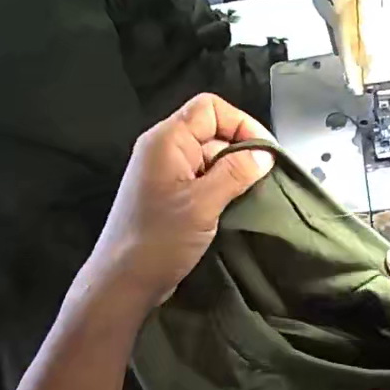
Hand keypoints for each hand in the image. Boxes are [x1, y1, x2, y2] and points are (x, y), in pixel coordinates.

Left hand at [81, 93, 275, 311]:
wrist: (123, 281)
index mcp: (166, 140)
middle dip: (240, 151)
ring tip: (253, 196)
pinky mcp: (168, 198)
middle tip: (263, 180)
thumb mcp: (202, 203)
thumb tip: (265, 153)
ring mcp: (164, 175)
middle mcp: (163, 150)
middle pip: (211, 132)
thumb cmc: (159, 239)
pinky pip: (200, 181)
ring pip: (209, 159)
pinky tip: (235, 208)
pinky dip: (220, 190)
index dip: (241, 123)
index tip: (265, 153)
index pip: (210, 108)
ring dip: (232, 174)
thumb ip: (235, 173)